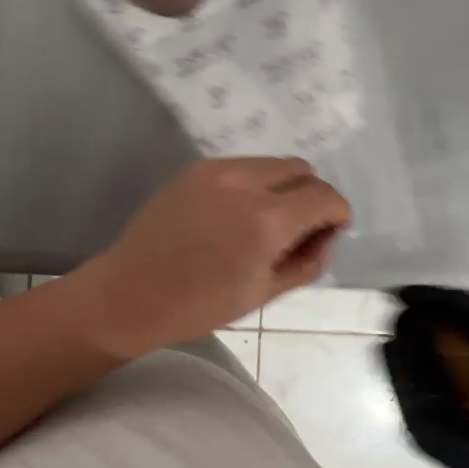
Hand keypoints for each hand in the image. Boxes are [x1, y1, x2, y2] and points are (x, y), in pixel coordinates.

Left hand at [67, 157, 349, 358]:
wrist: (131, 292)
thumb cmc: (199, 305)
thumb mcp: (264, 292)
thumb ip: (307, 261)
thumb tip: (325, 235)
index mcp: (266, 220)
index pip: (325, 196)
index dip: (336, 215)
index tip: (327, 233)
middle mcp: (244, 183)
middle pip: (301, 169)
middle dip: (310, 195)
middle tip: (296, 229)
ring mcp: (215, 171)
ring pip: (270, 162)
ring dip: (280, 186)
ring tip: (262, 221)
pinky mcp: (193, 169)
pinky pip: (239, 165)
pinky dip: (251, 183)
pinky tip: (233, 214)